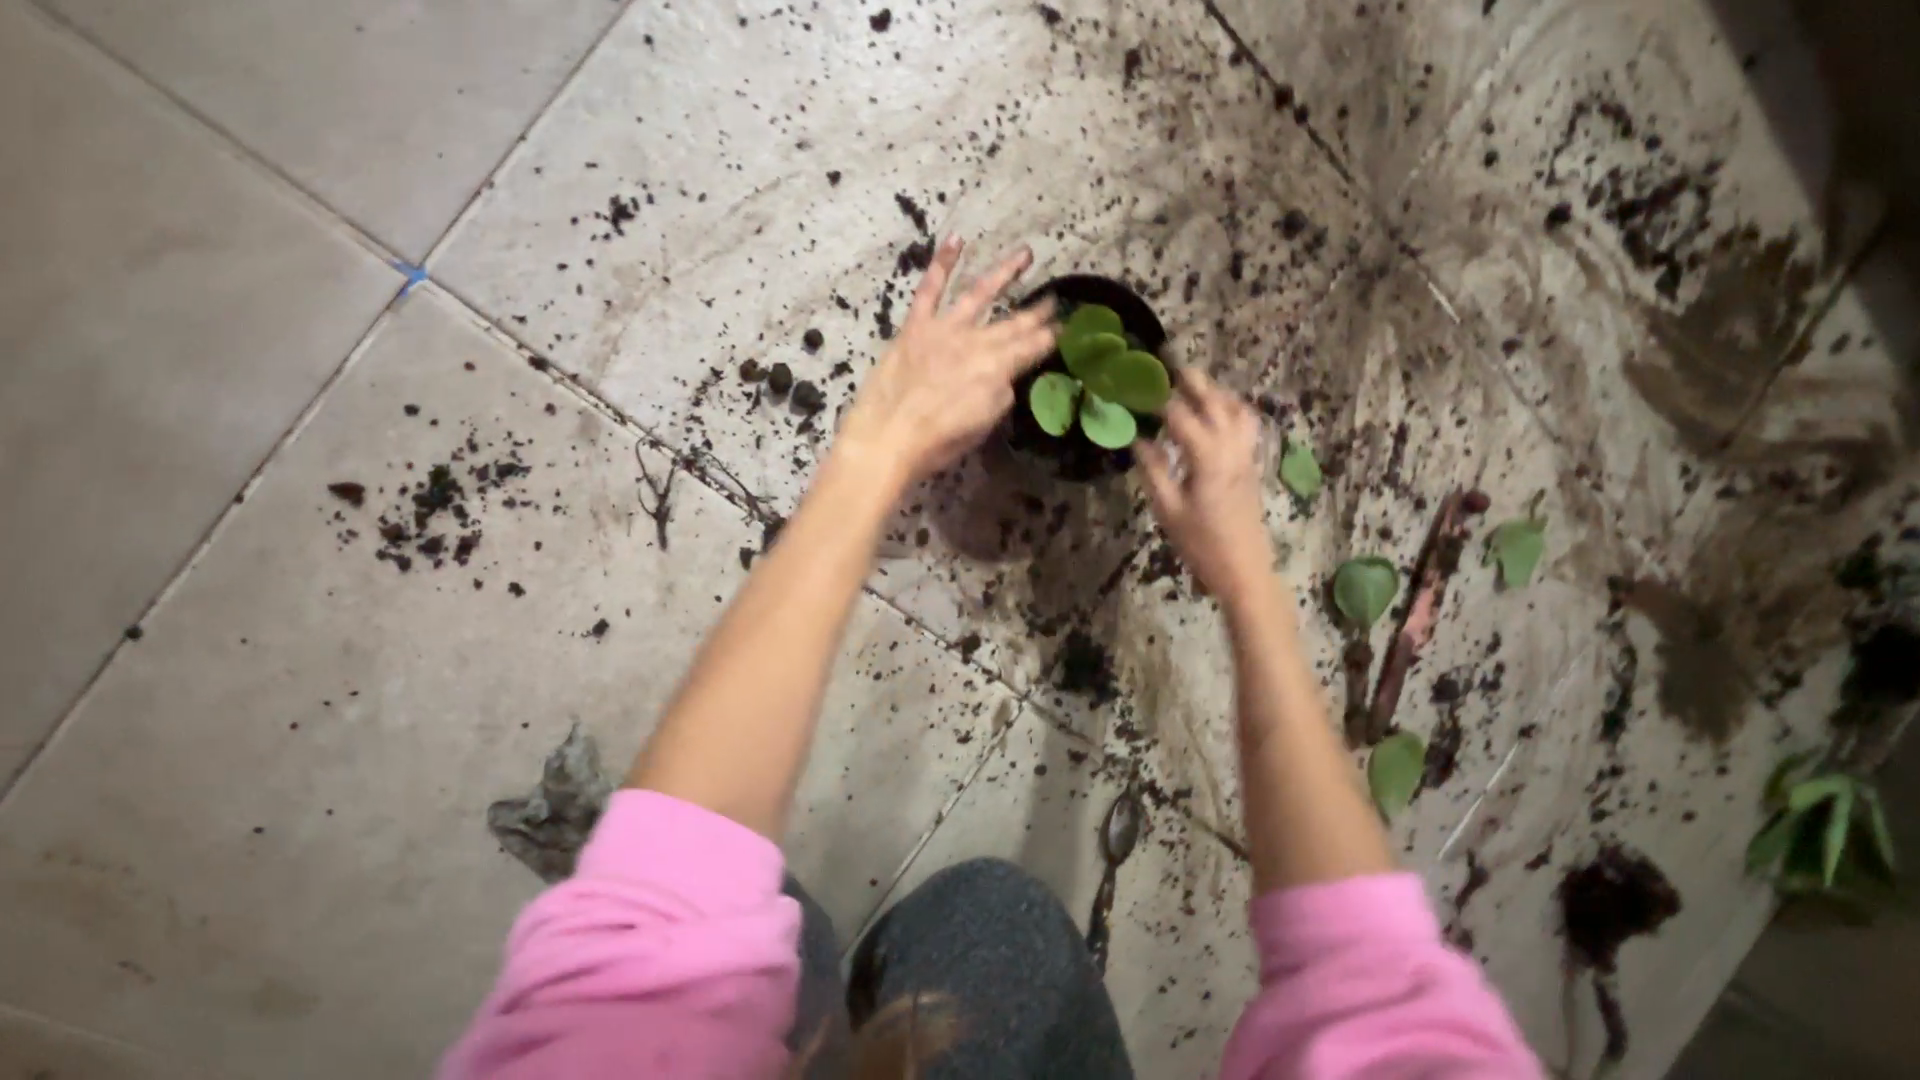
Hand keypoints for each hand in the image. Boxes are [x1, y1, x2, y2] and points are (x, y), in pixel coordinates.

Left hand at [837, 236, 1055, 486]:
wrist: (889, 437)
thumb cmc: (938, 442)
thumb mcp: (982, 426)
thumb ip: (999, 396)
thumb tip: (1003, 378)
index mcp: (997, 371)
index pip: (1032, 348)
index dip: (1050, 338)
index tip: (1064, 328)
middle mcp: (977, 343)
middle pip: (1013, 324)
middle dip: (1037, 312)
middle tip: (1054, 299)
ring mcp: (945, 330)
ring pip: (980, 294)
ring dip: (1005, 273)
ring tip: (1024, 255)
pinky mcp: (916, 326)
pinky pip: (930, 289)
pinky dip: (942, 262)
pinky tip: (956, 240)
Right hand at [1135, 370, 1271, 600]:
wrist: (1244, 569)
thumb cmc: (1201, 544)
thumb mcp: (1168, 510)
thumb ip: (1153, 471)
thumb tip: (1139, 440)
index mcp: (1207, 458)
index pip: (1180, 416)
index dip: (1158, 399)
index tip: (1138, 387)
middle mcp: (1231, 448)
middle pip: (1215, 402)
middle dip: (1193, 382)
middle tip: (1170, 369)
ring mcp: (1247, 455)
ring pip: (1237, 409)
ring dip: (1216, 393)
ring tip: (1194, 387)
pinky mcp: (1252, 465)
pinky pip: (1247, 424)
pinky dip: (1232, 410)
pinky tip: (1217, 415)